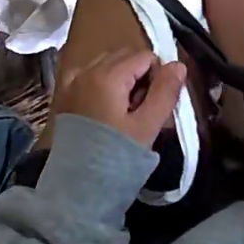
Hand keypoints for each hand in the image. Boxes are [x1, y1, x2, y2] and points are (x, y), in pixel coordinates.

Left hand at [52, 49, 186, 147]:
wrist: (77, 187)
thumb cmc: (116, 156)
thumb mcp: (147, 126)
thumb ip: (164, 92)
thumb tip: (178, 64)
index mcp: (107, 75)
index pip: (144, 56)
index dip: (158, 75)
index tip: (156, 102)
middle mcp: (86, 70)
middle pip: (124, 56)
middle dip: (140, 73)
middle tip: (143, 108)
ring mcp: (72, 82)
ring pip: (106, 63)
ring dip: (121, 76)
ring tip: (125, 110)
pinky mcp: (64, 95)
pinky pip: (88, 74)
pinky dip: (101, 81)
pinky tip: (105, 105)